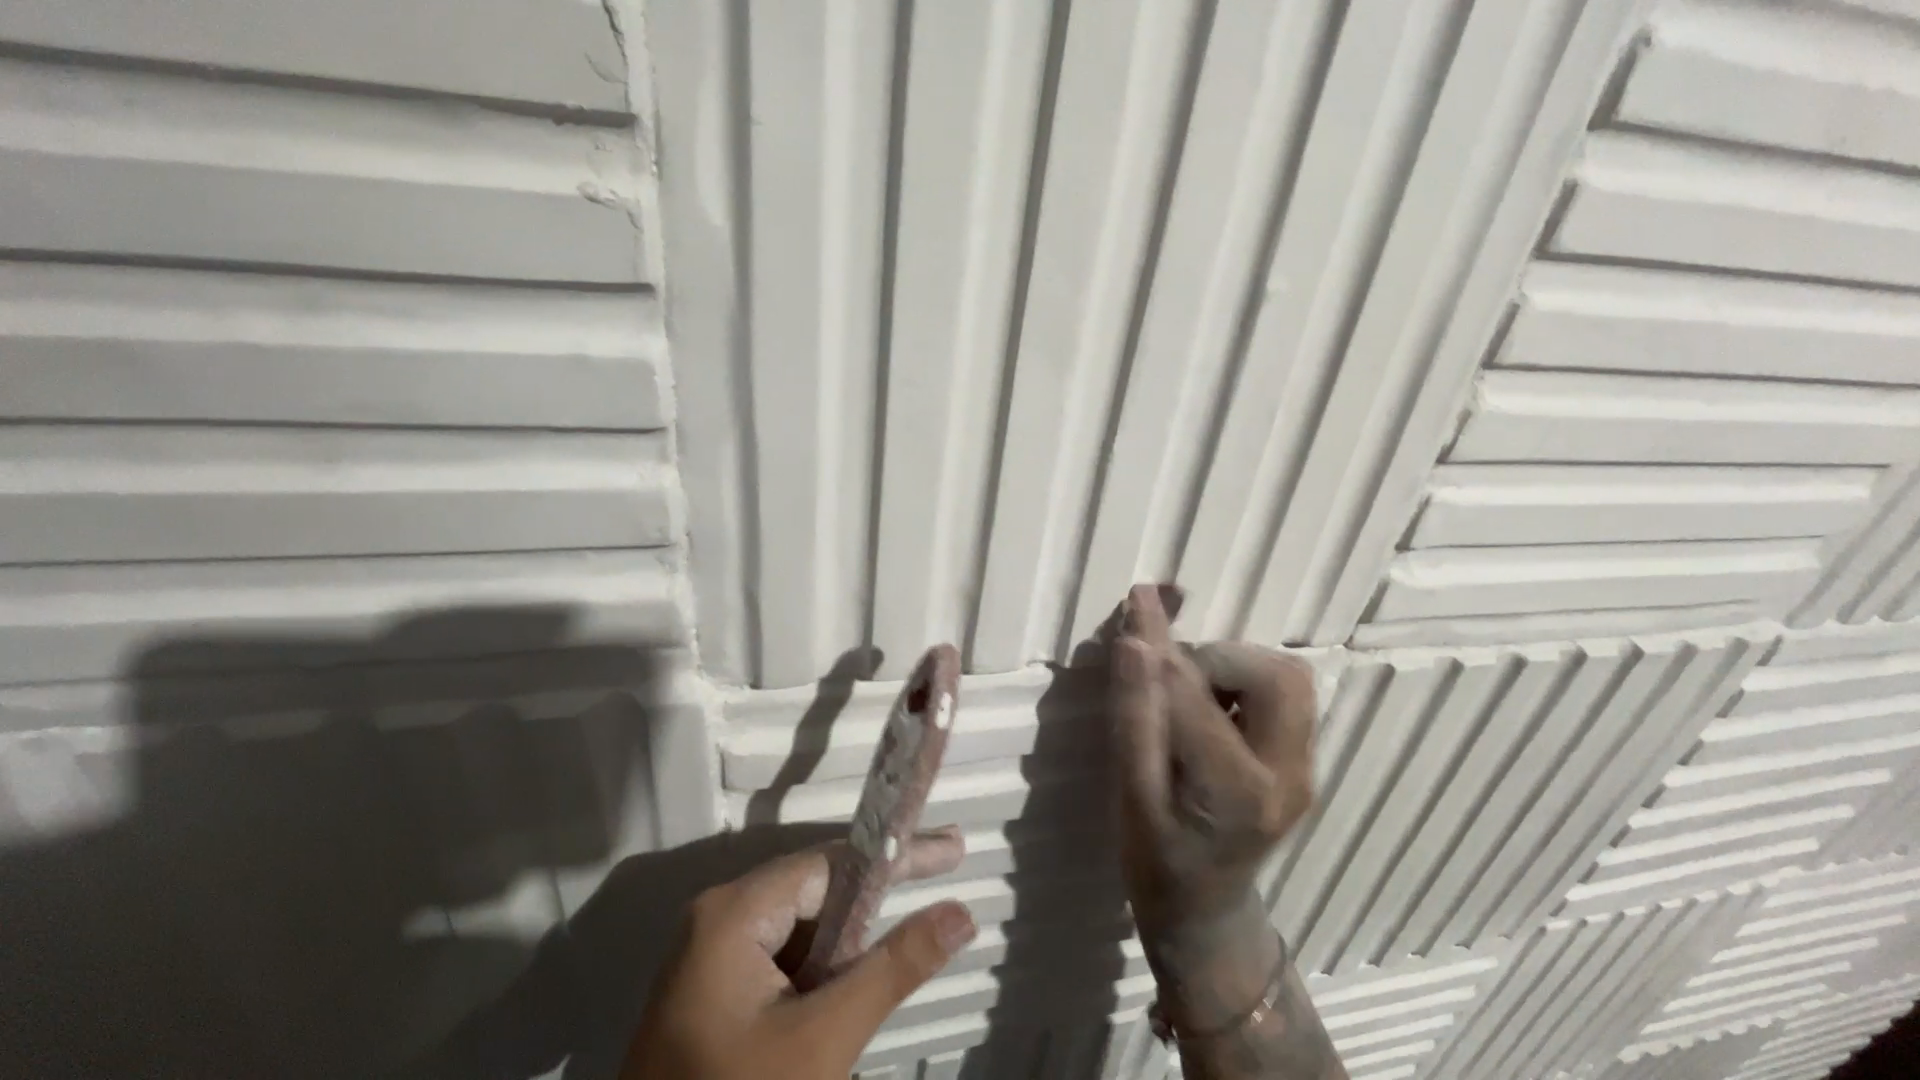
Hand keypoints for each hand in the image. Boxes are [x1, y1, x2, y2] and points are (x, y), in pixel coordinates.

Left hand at [622, 830, 976, 1079]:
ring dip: (855, 935)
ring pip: (803, 925)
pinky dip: (825, 965)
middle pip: (816, 887)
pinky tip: (856, 980)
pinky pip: (784, 957)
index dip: (895, 855)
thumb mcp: (824, 1037)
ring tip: (913, 932)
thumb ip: (893, 968)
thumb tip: (959, 912)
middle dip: (881, 890)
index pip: (830, 863)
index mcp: (733, 913)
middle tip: (948, 866)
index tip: (952, 849)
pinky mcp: (715, 990)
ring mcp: (712, 955)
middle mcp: (718, 918)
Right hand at [1111, 584, 1317, 1030]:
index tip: (1139, 600)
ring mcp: (1306, 768)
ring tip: (1190, 696)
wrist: (1203, 910)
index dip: (1163, 647)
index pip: (1197, 697)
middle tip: (1170, 679)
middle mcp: (1289, 774)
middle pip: (1276, 675)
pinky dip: (1243, 684)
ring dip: (1233, 668)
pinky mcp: (1305, 760)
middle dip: (1217, 658)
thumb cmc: (1154, 860)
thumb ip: (1135, 718)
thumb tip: (1137, 642)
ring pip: (1288, 679)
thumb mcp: (1131, 796)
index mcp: (1238, 791)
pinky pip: (1285, 695)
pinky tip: (1210, 710)